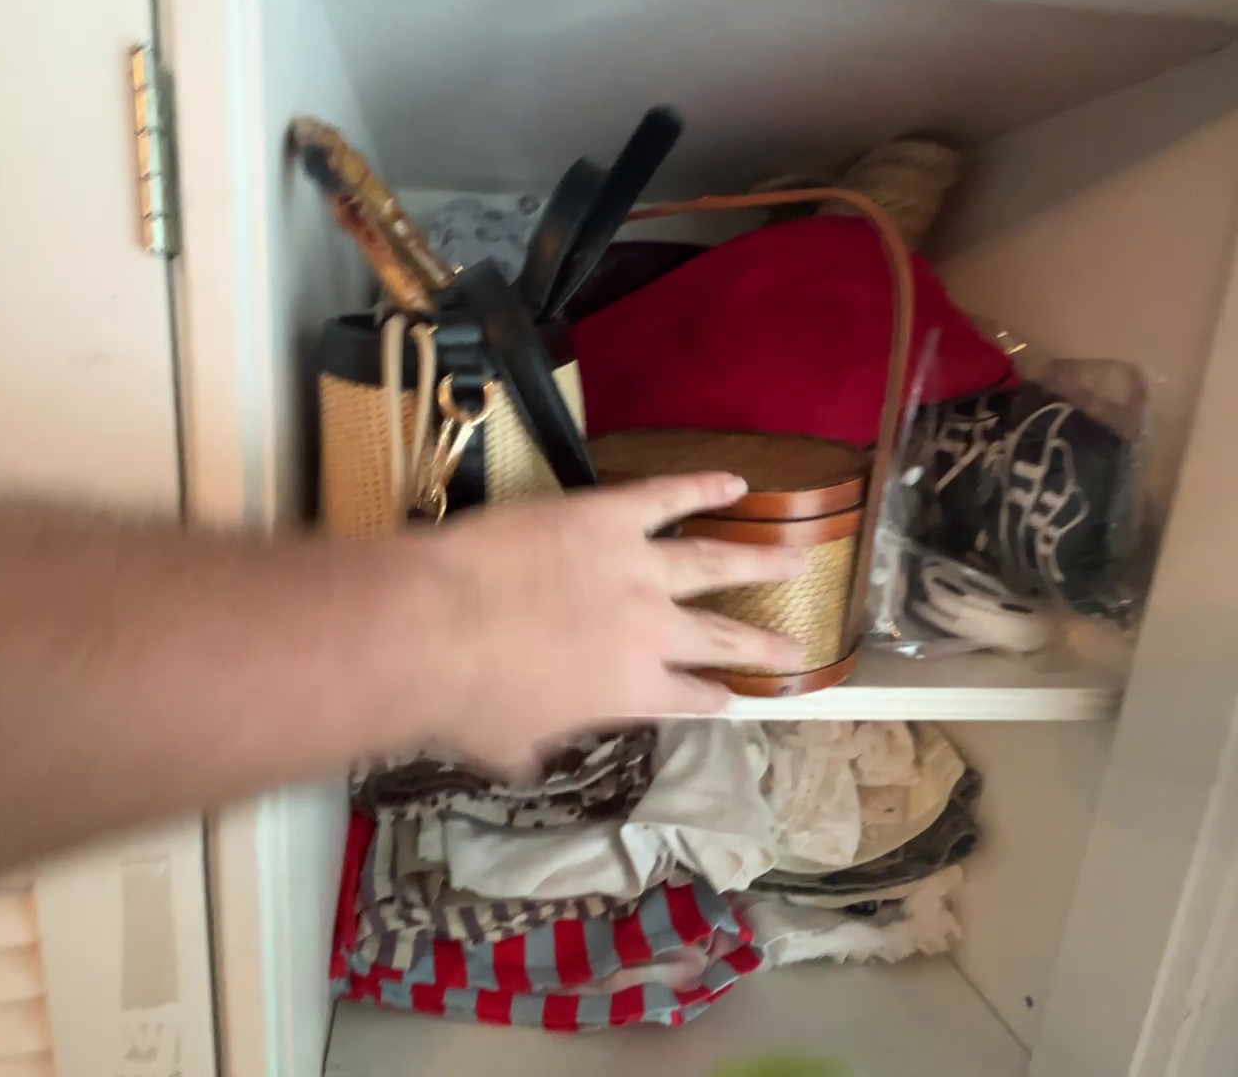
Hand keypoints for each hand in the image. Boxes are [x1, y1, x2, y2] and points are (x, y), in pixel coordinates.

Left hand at [416, 472, 806, 770]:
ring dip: (759, 560)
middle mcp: (650, 632)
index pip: (688, 698)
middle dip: (763, 645)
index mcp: (630, 690)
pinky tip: (734, 482)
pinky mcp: (608, 516)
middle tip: (797, 647)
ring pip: (715, 561)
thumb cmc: (467, 696)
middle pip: (722, 638)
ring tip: (798, 558)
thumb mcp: (509, 740)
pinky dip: (702, 486)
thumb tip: (530, 755)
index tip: (734, 696)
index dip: (712, 697)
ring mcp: (635, 568)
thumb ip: (536, 744)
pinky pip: (666, 496)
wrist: (438, 625)